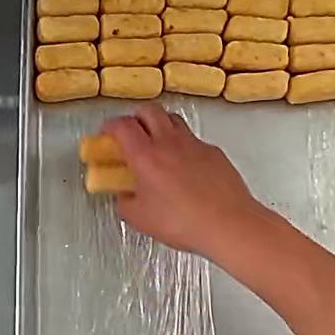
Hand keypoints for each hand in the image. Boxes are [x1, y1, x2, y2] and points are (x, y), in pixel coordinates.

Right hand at [100, 104, 276, 260]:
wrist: (228, 224)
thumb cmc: (184, 222)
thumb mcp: (140, 219)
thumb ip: (125, 203)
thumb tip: (124, 197)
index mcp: (145, 156)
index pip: (122, 126)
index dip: (110, 126)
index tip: (106, 133)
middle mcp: (169, 143)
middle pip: (149, 111)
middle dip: (135, 118)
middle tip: (130, 133)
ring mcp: (194, 144)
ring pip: (173, 120)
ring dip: (160, 125)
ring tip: (156, 145)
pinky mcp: (214, 152)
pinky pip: (193, 139)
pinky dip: (183, 145)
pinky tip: (184, 165)